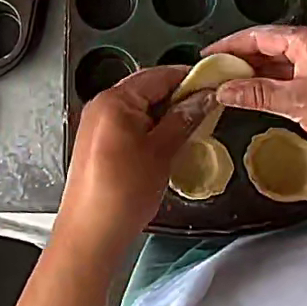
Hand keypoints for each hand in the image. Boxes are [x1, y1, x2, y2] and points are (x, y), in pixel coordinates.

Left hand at [59, 66, 215, 251]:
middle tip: (208, 105)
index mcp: (114, 100)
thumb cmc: (124, 190)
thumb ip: (184, 118)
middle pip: (145, 88)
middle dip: (176, 94)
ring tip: (192, 123)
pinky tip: (167, 139)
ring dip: (163, 111)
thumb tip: (205, 96)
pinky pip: (126, 121)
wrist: (91, 230)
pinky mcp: (95, 140)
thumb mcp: (162, 151)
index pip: (157, 75)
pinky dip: (148, 125)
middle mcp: (100, 104)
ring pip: (137, 106)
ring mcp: (95, 122)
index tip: (215, 83)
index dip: (188, 77)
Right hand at [203, 26, 306, 176]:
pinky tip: (257, 100)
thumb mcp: (299, 103)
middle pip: (269, 48)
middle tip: (211, 75)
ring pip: (282, 66)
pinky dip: (274, 88)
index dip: (228, 45)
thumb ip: (257, 94)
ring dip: (256, 76)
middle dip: (240, 61)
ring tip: (226, 88)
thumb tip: (221, 90)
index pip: (258, 35)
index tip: (203, 57)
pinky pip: (295, 81)